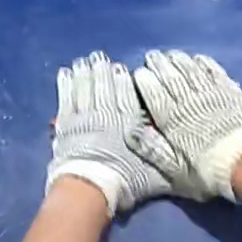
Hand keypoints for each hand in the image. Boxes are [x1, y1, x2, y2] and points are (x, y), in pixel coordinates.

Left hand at [49, 52, 192, 214]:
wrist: (91, 186)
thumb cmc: (124, 180)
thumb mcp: (154, 170)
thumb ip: (163, 153)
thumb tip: (177, 145)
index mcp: (129, 121)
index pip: (126, 93)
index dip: (122, 78)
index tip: (119, 66)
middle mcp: (107, 113)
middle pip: (104, 85)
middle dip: (101, 69)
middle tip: (98, 56)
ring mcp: (84, 116)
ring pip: (84, 87)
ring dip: (84, 72)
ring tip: (83, 61)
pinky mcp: (66, 123)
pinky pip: (65, 97)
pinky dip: (65, 84)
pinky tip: (65, 72)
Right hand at [131, 49, 241, 202]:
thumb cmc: (208, 171)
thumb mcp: (175, 170)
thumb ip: (153, 150)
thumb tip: (132, 132)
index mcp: (171, 121)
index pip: (154, 95)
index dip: (145, 81)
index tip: (138, 72)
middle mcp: (189, 104)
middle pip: (171, 78)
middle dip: (160, 65)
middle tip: (152, 56)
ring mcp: (212, 96)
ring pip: (192, 72)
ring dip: (180, 61)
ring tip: (171, 54)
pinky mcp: (232, 95)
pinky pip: (215, 74)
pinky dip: (206, 64)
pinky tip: (199, 59)